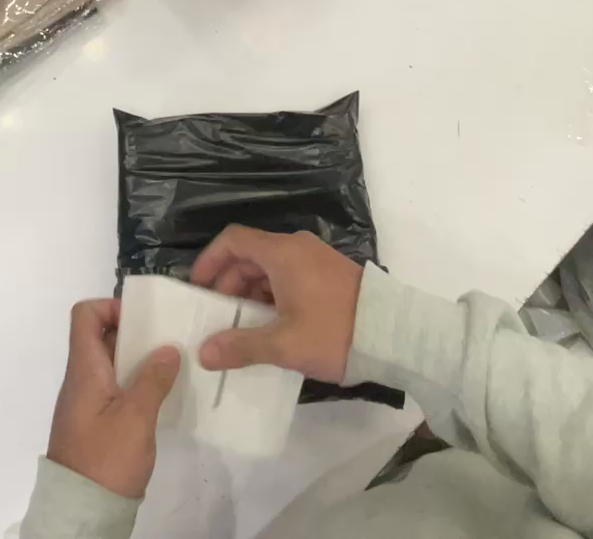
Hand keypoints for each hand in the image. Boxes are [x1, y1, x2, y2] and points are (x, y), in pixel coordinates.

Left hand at [46, 298, 180, 498]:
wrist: (82, 516)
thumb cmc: (105, 460)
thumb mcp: (136, 418)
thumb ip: (153, 379)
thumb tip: (168, 349)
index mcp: (84, 370)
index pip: (85, 315)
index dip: (111, 307)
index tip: (143, 319)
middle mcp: (81, 379)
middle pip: (101, 336)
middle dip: (135, 331)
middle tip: (168, 337)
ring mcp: (87, 402)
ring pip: (111, 362)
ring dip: (138, 358)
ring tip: (171, 363)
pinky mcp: (96, 422)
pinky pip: (114, 387)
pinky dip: (135, 382)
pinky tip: (161, 394)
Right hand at [189, 226, 363, 382]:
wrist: (395, 334)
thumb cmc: (335, 332)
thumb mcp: (285, 344)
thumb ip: (241, 346)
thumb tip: (204, 352)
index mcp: (282, 252)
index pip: (233, 240)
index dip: (210, 260)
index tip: (197, 288)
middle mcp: (296, 247)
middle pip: (250, 255)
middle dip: (228, 284)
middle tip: (217, 318)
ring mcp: (314, 258)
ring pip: (269, 267)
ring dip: (250, 293)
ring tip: (241, 329)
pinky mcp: (328, 274)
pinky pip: (288, 276)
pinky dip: (271, 295)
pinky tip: (270, 327)